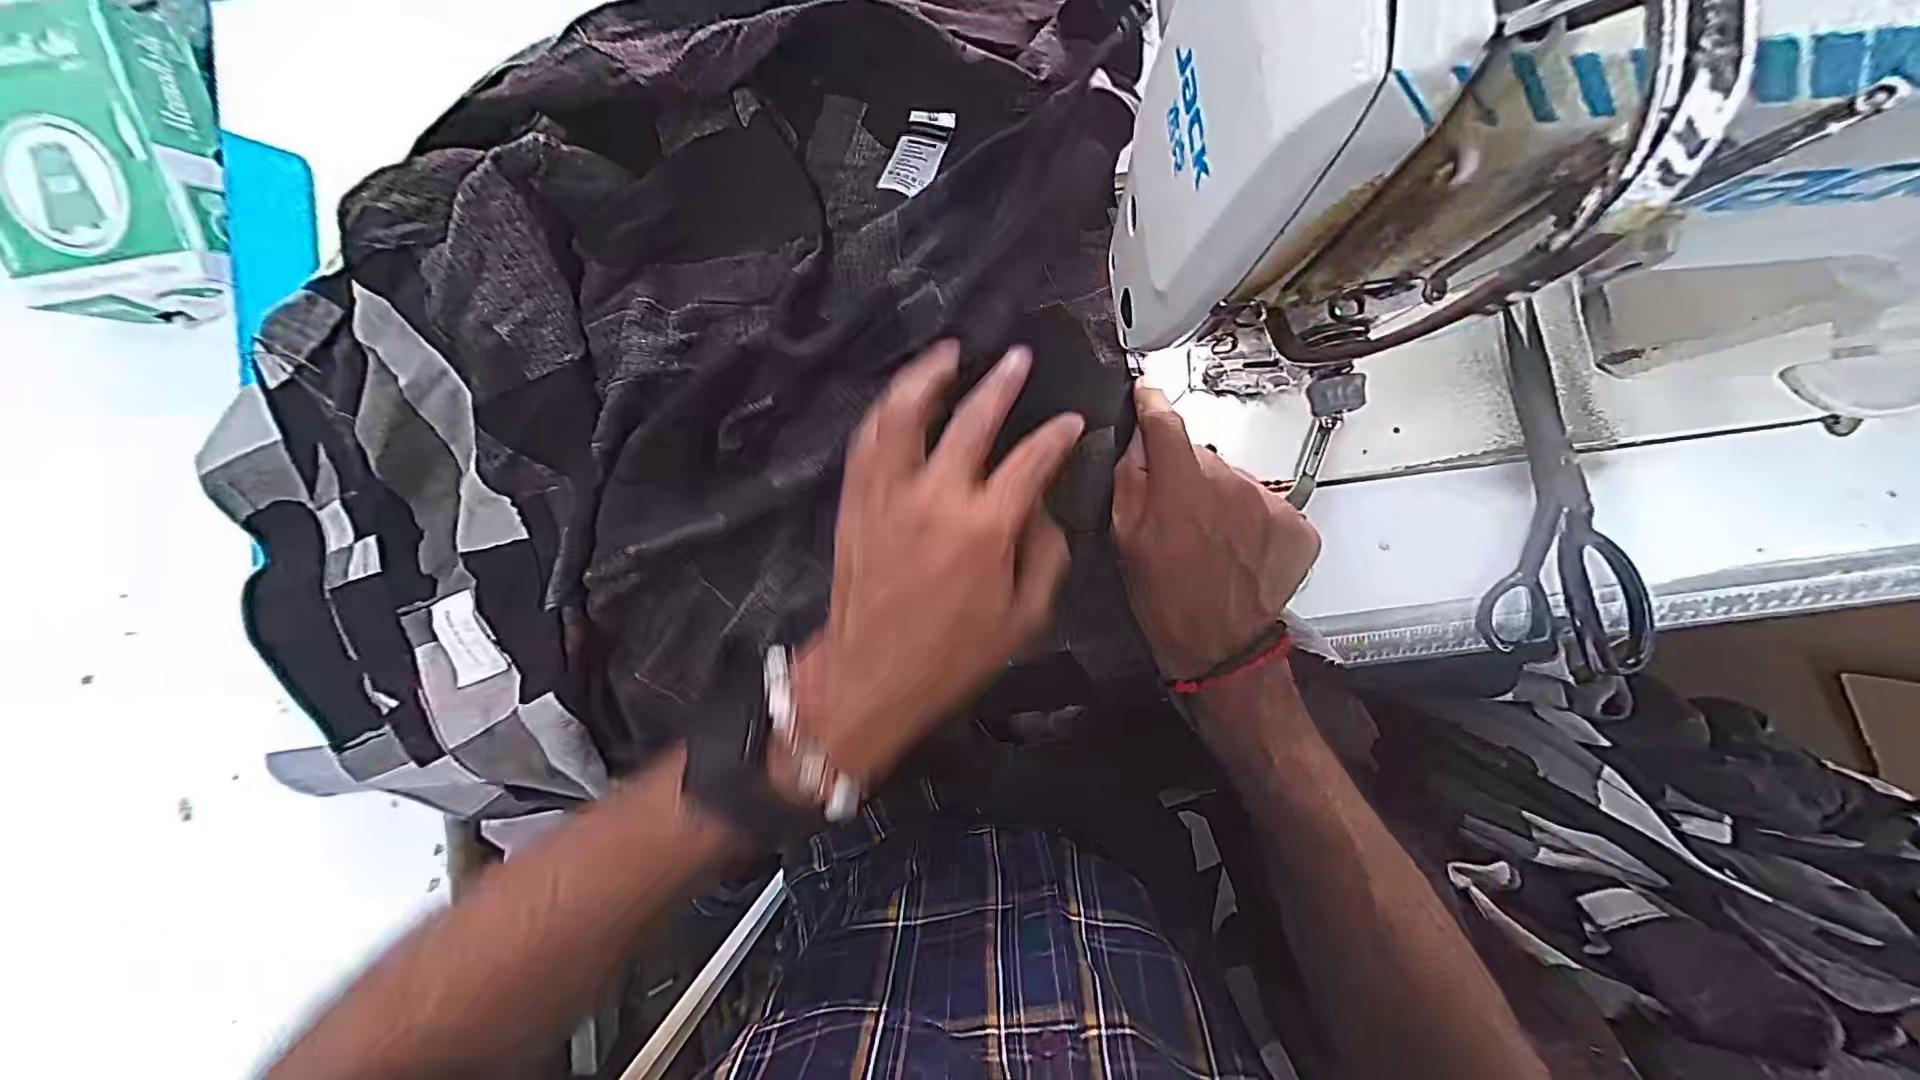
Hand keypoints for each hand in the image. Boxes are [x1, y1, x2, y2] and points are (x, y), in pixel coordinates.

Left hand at [794, 341, 1084, 782]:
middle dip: (1004, 382)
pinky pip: (868, 442)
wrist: (871, 675)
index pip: (1033, 459)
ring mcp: (891, 495)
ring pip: (907, 413)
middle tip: (1017, 362)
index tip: (1068, 425)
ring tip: (948, 354)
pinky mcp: (858, 503)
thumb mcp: (1023, 618)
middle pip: (975, 418)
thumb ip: (1045, 556)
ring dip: (930, 376)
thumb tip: (1043, 513)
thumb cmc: (945, 656)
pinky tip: (896, 399)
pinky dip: (884, 412)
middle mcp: (937, 500)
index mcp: (986, 528)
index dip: (1058, 436)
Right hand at [1112, 385, 1320, 679]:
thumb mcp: (1125, 540)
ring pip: (1232, 478)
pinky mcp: (1294, 523)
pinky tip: (1233, 545)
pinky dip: (1248, 516)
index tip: (1147, 393)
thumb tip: (1135, 447)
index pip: (1165, 422)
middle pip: (1200, 453)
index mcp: (1180, 488)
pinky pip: (1262, 501)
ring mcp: (1266, 504)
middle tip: (1174, 512)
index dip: (1151, 401)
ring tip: (1205, 537)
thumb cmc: (1169, 601)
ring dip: (1217, 496)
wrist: (1220, 644)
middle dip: (1183, 471)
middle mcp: (1229, 487)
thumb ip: (1128, 482)